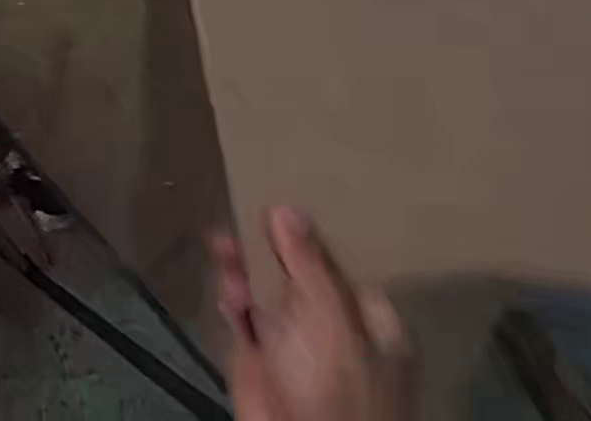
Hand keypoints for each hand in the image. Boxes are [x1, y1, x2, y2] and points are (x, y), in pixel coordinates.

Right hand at [212, 207, 415, 420]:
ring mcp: (293, 342)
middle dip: (276, 247)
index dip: (312, 240)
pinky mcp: (258, 351)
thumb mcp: (328, 319)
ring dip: (243, 266)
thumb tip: (286, 206)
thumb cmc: (334, 385)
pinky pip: (241, 312)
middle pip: (300, 274)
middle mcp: (331, 329)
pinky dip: (230, 295)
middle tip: (256, 212)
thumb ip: (306, 263)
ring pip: (266, 288)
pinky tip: (226, 287)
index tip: (283, 207)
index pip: (340, 269)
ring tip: (223, 242)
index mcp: (367, 326)